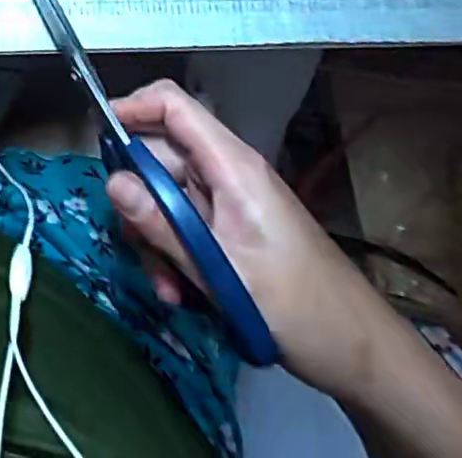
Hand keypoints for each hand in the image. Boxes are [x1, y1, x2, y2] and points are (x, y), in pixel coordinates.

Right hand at [105, 81, 399, 400]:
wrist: (363, 356)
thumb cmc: (300, 307)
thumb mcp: (222, 270)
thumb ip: (163, 225)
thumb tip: (111, 182)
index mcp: (231, 165)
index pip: (172, 105)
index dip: (130, 108)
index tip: (97, 136)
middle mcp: (225, 172)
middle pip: (158, 156)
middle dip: (137, 198)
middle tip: (133, 243)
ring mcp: (226, 199)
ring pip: (164, 195)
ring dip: (153, 236)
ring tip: (166, 284)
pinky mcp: (227, 226)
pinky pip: (182, 223)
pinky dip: (172, 252)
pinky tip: (179, 290)